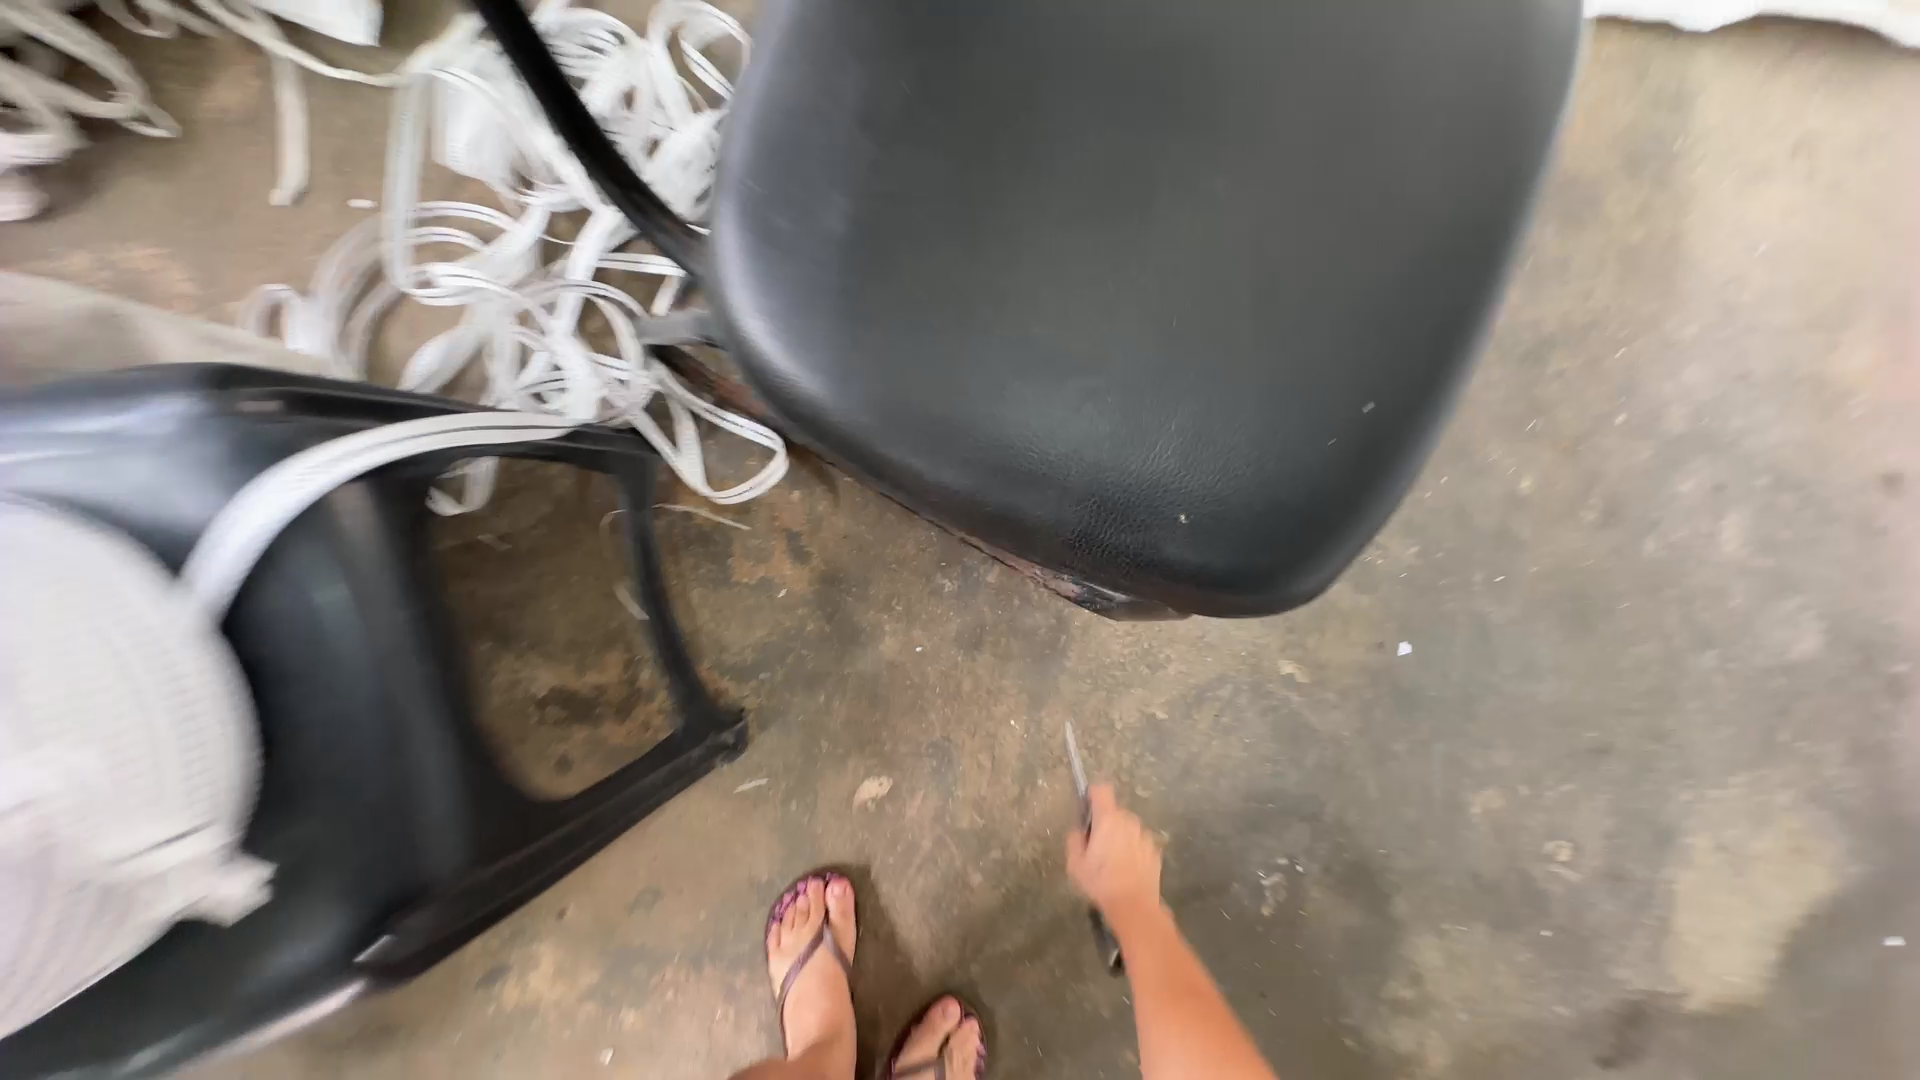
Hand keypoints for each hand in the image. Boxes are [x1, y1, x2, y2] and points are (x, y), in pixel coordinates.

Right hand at [1066, 783, 1163, 925]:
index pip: (1101, 790)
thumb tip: (1080, 830)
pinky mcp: (1155, 850)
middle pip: (1114, 811)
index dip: (1092, 794)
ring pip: (1127, 827)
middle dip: (1105, 823)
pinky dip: (1133, 849)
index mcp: (1107, 819)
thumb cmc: (1101, 882)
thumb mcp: (1075, 863)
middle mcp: (1128, 821)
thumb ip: (1075, 839)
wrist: (1134, 906)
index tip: (1087, 809)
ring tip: (1113, 862)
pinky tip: (1127, 870)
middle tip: (1097, 846)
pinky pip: (1138, 842)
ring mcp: (1144, 835)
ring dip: (1120, 836)